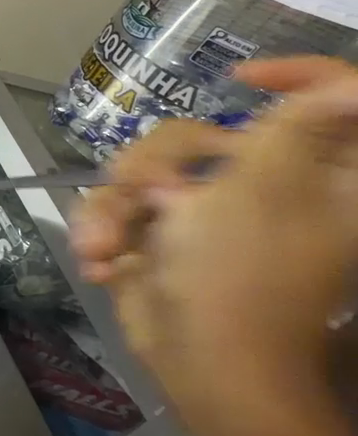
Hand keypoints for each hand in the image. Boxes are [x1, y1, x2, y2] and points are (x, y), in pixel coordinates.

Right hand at [69, 57, 357, 417]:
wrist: (199, 359)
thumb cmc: (237, 276)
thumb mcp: (259, 193)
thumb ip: (294, 132)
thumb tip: (351, 89)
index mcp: (318, 176)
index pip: (331, 100)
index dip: (296, 76)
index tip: (239, 78)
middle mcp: (268, 187)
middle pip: (199, 135)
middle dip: (150, 165)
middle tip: (143, 193)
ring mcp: (211, 212)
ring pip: (143, 170)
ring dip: (113, 207)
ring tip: (103, 245)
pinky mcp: (164, 233)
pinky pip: (120, 205)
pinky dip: (105, 230)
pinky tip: (102, 258)